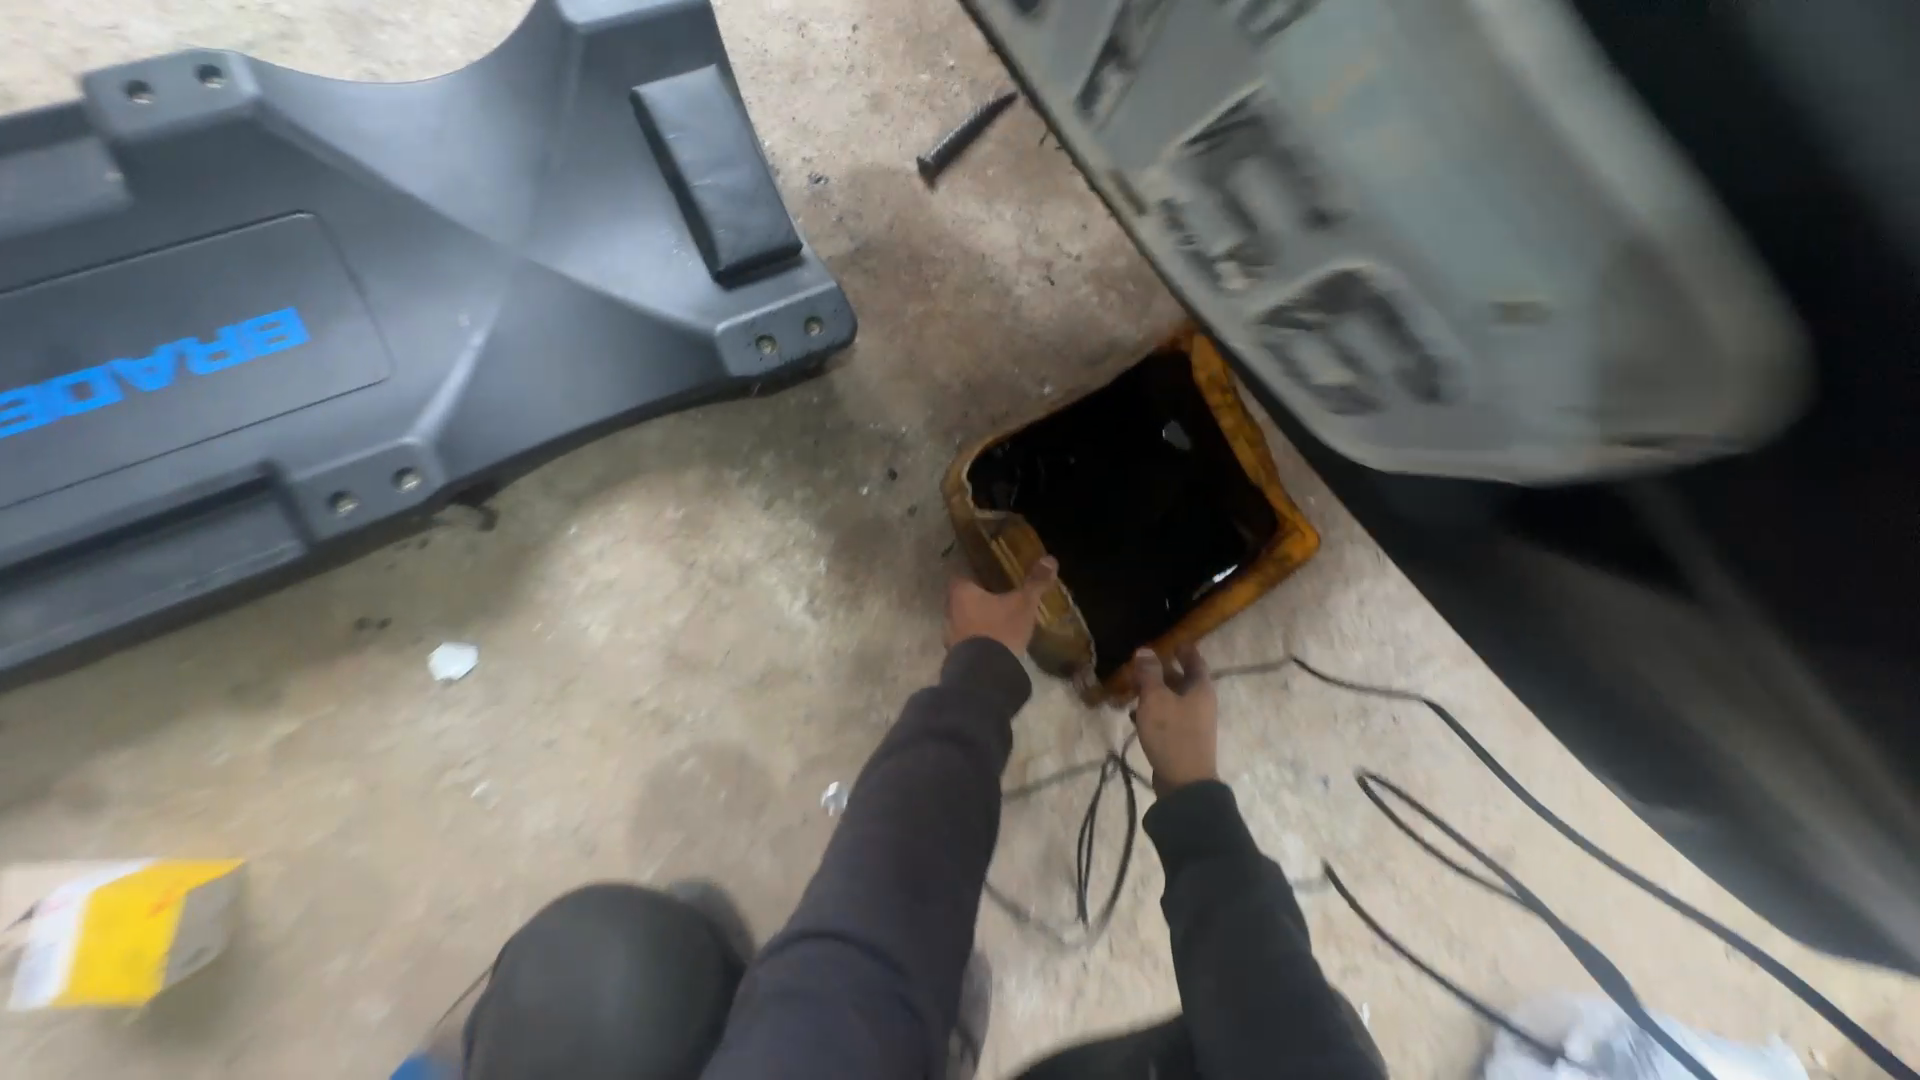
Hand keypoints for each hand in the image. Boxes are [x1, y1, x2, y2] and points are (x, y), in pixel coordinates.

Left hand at [945, 557, 1058, 654]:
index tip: (990, 575)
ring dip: (978, 619)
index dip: (975, 574)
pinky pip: (968, 639)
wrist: (985, 674)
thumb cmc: (1000, 629)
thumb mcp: (1023, 604)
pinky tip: (995, 641)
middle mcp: (950, 611)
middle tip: (999, 596)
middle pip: (962, 598)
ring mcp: (950, 635)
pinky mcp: (957, 655)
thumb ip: (1035, 582)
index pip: (962, 575)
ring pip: (964, 620)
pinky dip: (979, 638)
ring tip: (999, 618)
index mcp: (961, 592)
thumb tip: (1050, 559)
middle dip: (978, 598)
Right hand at [1130, 645, 1217, 795]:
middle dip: (1160, 672)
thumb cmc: (1172, 734)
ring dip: (1152, 692)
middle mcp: (1200, 702)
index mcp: (1200, 688)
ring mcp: (1192, 722)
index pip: (1194, 660)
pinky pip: (1167, 716)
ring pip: (1171, 699)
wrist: (1184, 781)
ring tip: (1130, 689)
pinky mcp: (1182, 738)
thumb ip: (1149, 673)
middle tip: (1138, 666)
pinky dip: (1152, 711)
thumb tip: (1146, 650)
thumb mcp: (1156, 699)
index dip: (1183, 650)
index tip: (1171, 642)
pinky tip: (1134, 715)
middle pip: (1181, 679)